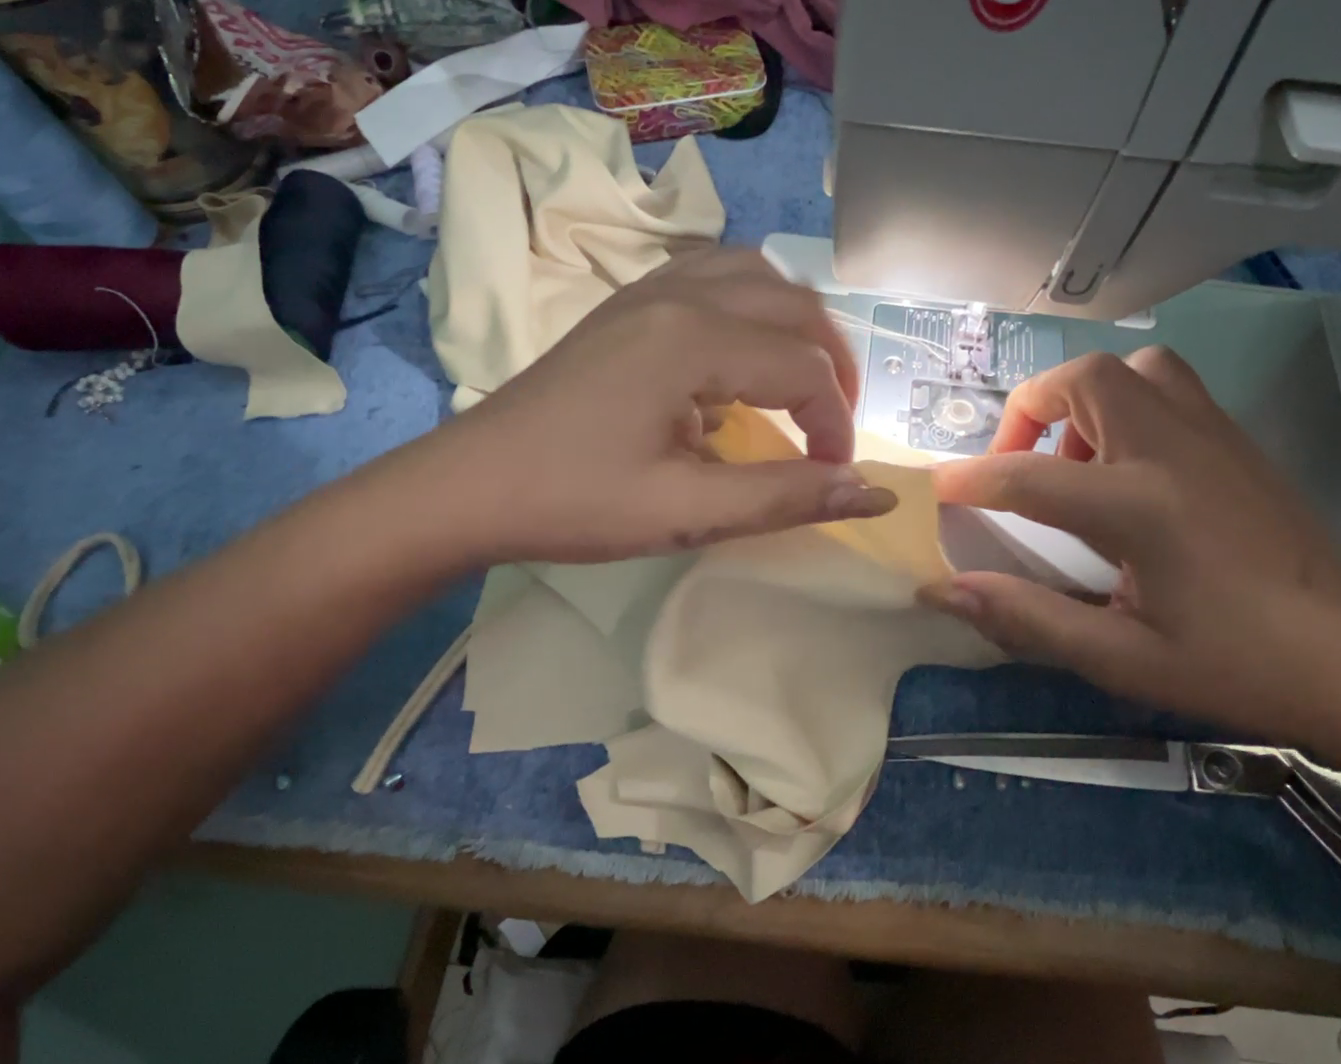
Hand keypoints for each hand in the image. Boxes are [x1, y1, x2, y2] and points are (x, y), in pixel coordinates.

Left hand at [390, 248, 895, 565]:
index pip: (804, 367)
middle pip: (793, 303)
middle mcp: (678, 294)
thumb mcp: (685, 511)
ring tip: (803, 382)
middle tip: (834, 427)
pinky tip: (739, 357)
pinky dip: (750, 308)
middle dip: (832, 364)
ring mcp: (646, 291)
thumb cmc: (573, 503)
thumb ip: (784, 497)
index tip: (832, 479)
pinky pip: (711, 276)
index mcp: (694, 339)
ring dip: (795, 324)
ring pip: (755, 274)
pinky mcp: (625, 305)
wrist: (468, 486)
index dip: (834, 425)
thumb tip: (871, 491)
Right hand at [922, 347, 1340, 744]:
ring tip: (1077, 464)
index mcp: (1139, 505)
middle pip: (1085, 377)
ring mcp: (1216, 437)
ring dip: (1086, 400)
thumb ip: (1025, 617)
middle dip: (1030, 409)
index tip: (934, 489)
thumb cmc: (1231, 666)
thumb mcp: (1118, 657)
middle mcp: (1174, 450)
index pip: (1027, 476)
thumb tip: (942, 591)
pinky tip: (1130, 475)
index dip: (969, 480)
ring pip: (1136, 368)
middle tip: (1016, 468)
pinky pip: (1172, 389)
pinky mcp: (1241, 444)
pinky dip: (1130, 406)